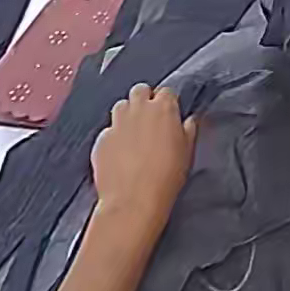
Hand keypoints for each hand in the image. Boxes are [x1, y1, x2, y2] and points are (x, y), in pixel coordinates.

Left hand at [89, 84, 196, 234]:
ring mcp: (117, 123)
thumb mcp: (187, 151)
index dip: (168, 102)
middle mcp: (138, 110)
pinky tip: (120, 152)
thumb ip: (188, 130)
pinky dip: (114, 136)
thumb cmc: (167, 176)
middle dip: (145, 99)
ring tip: (134, 131)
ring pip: (121, 106)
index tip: (170, 113)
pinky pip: (108, 130)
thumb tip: (188, 121)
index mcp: (163, 109)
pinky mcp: (101, 139)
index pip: (166, 91)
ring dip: (127, 113)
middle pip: (140, 90)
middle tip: (150, 117)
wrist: (134, 201)